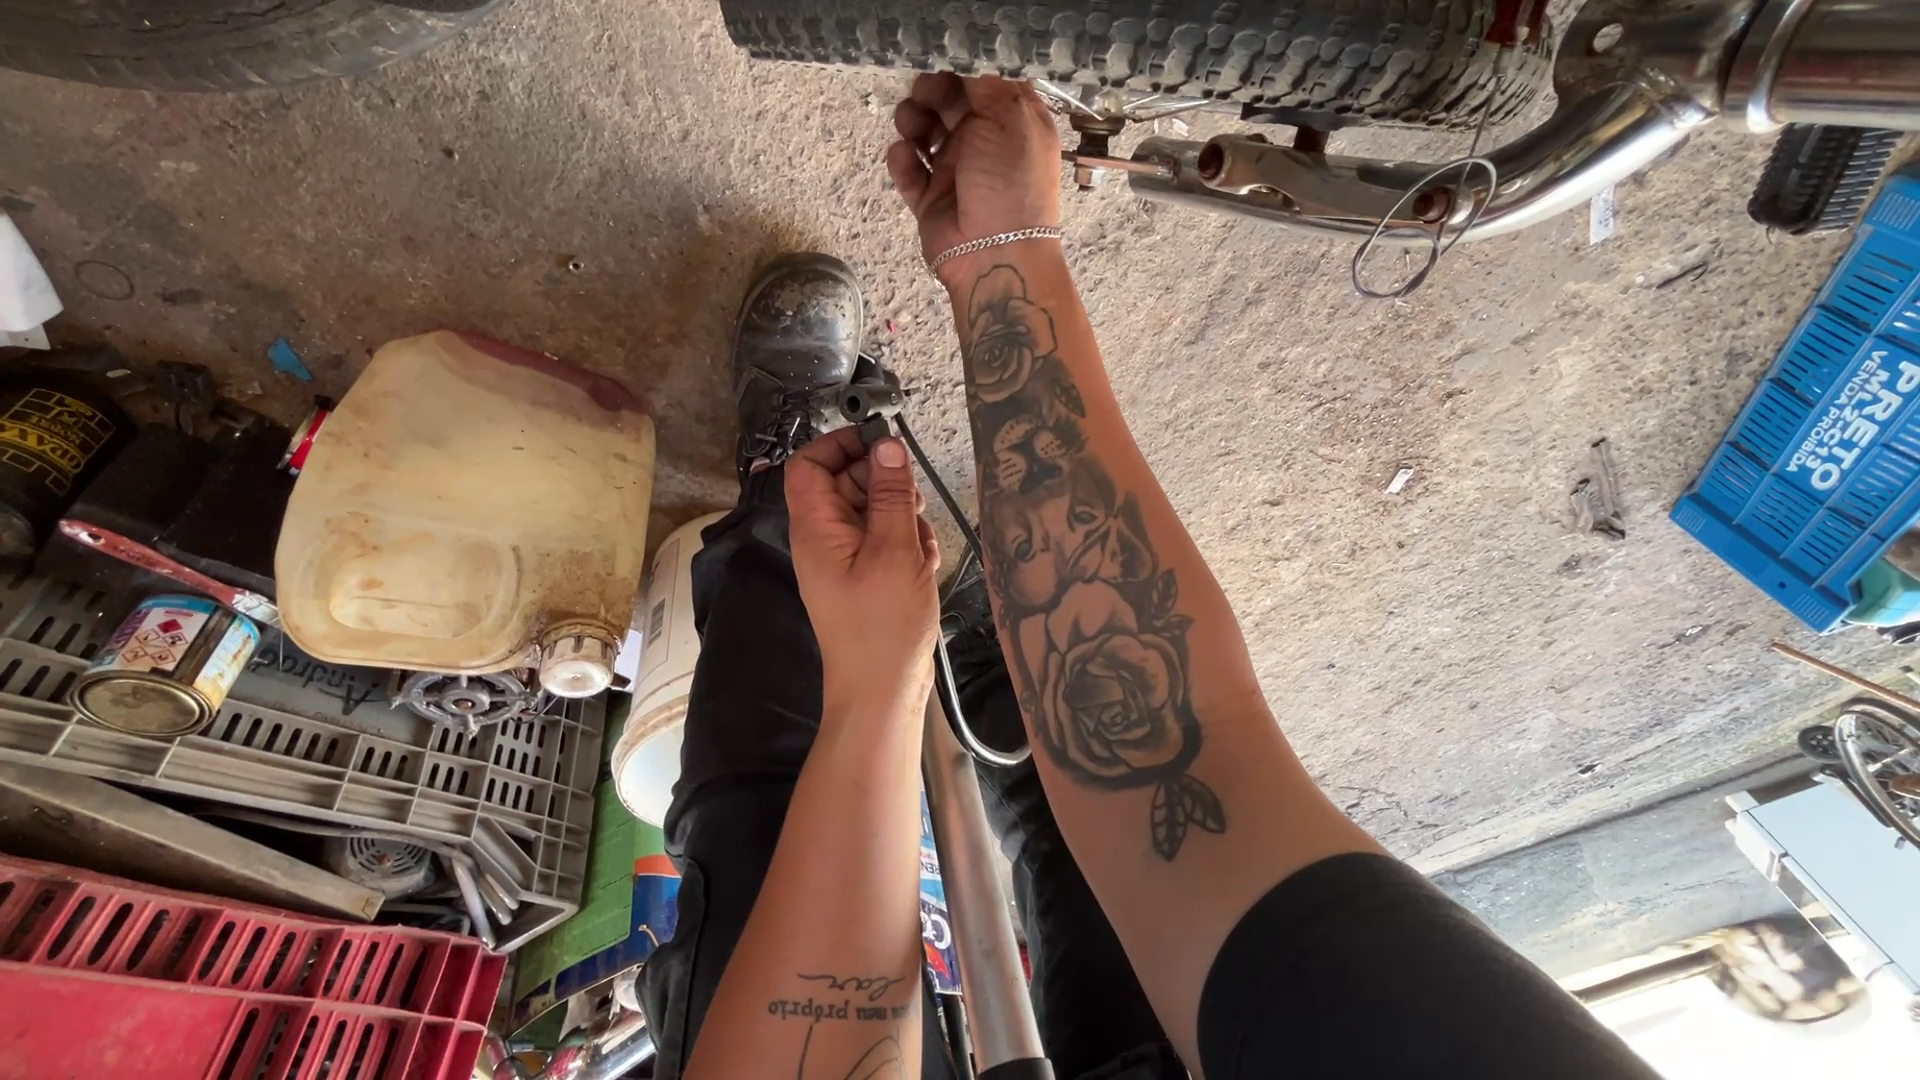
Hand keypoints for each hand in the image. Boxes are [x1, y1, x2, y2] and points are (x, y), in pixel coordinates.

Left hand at [786, 427, 941, 713]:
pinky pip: (885, 541)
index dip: (840, 444)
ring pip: (872, 511)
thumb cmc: (883, 625)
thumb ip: (890, 495)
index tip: (882, 443)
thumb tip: (887, 445)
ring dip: (903, 517)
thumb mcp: (894, 551)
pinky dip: (907, 545)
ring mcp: (847, 560)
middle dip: (885, 485)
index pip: (809, 464)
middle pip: (846, 484)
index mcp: (816, 529)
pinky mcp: (867, 577)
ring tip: (922, 543)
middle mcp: (825, 539)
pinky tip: (924, 565)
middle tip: (915, 503)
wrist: (883, 692)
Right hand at [886, 73, 1062, 291]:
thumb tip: (968, 66)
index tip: (945, 59)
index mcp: (1013, 124)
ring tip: (911, 126)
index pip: (986, 83)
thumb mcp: (1010, 117)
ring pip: (924, 133)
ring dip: (912, 121)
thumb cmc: (1011, 181)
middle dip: (932, 91)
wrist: (996, 254)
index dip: (964, 69)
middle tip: (923, 92)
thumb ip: (987, 83)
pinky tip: (905, 156)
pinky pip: (909, 172)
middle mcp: (984, 145)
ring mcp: (956, 173)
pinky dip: (902, 160)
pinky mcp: (931, 200)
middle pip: (950, 104)